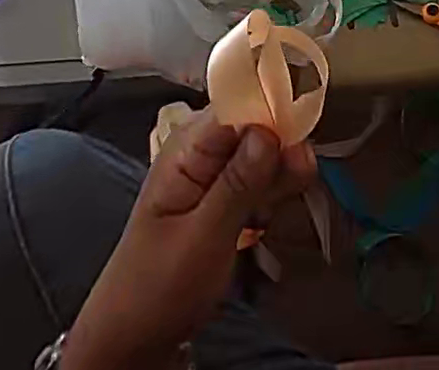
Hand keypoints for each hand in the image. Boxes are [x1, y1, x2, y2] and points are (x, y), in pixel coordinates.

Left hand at [63, 115, 315, 369]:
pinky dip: (275, 191)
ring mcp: (215, 172)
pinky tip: (274, 211)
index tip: (302, 127)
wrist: (136, 333)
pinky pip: (261, 178)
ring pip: (264, 153)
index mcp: (188, 147)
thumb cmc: (159, 284)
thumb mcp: (202, 237)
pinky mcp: (226, 195)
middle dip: (282, 144)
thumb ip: (237, 183)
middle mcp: (203, 149)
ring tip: (282, 199)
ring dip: (281, 173)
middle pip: (255, 125)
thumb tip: (269, 130)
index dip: (270, 106)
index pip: (235, 105)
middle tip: (300, 173)